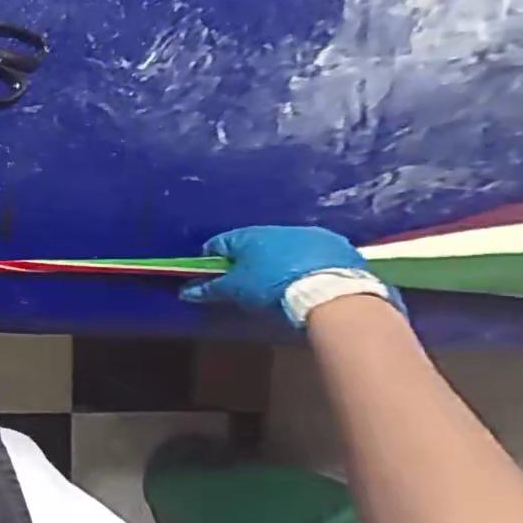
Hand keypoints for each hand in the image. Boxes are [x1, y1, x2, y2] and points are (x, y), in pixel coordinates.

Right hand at [179, 225, 401, 326]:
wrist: (331, 294)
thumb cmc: (270, 287)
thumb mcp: (234, 291)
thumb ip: (208, 289)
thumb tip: (184, 291)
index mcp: (249, 236)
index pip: (218, 243)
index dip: (211, 261)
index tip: (212, 277)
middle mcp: (278, 229)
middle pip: (252, 244)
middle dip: (246, 260)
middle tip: (244, 281)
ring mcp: (311, 234)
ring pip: (283, 246)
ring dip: (276, 259)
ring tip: (277, 281)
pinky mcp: (338, 245)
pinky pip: (312, 252)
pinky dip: (304, 263)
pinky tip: (304, 279)